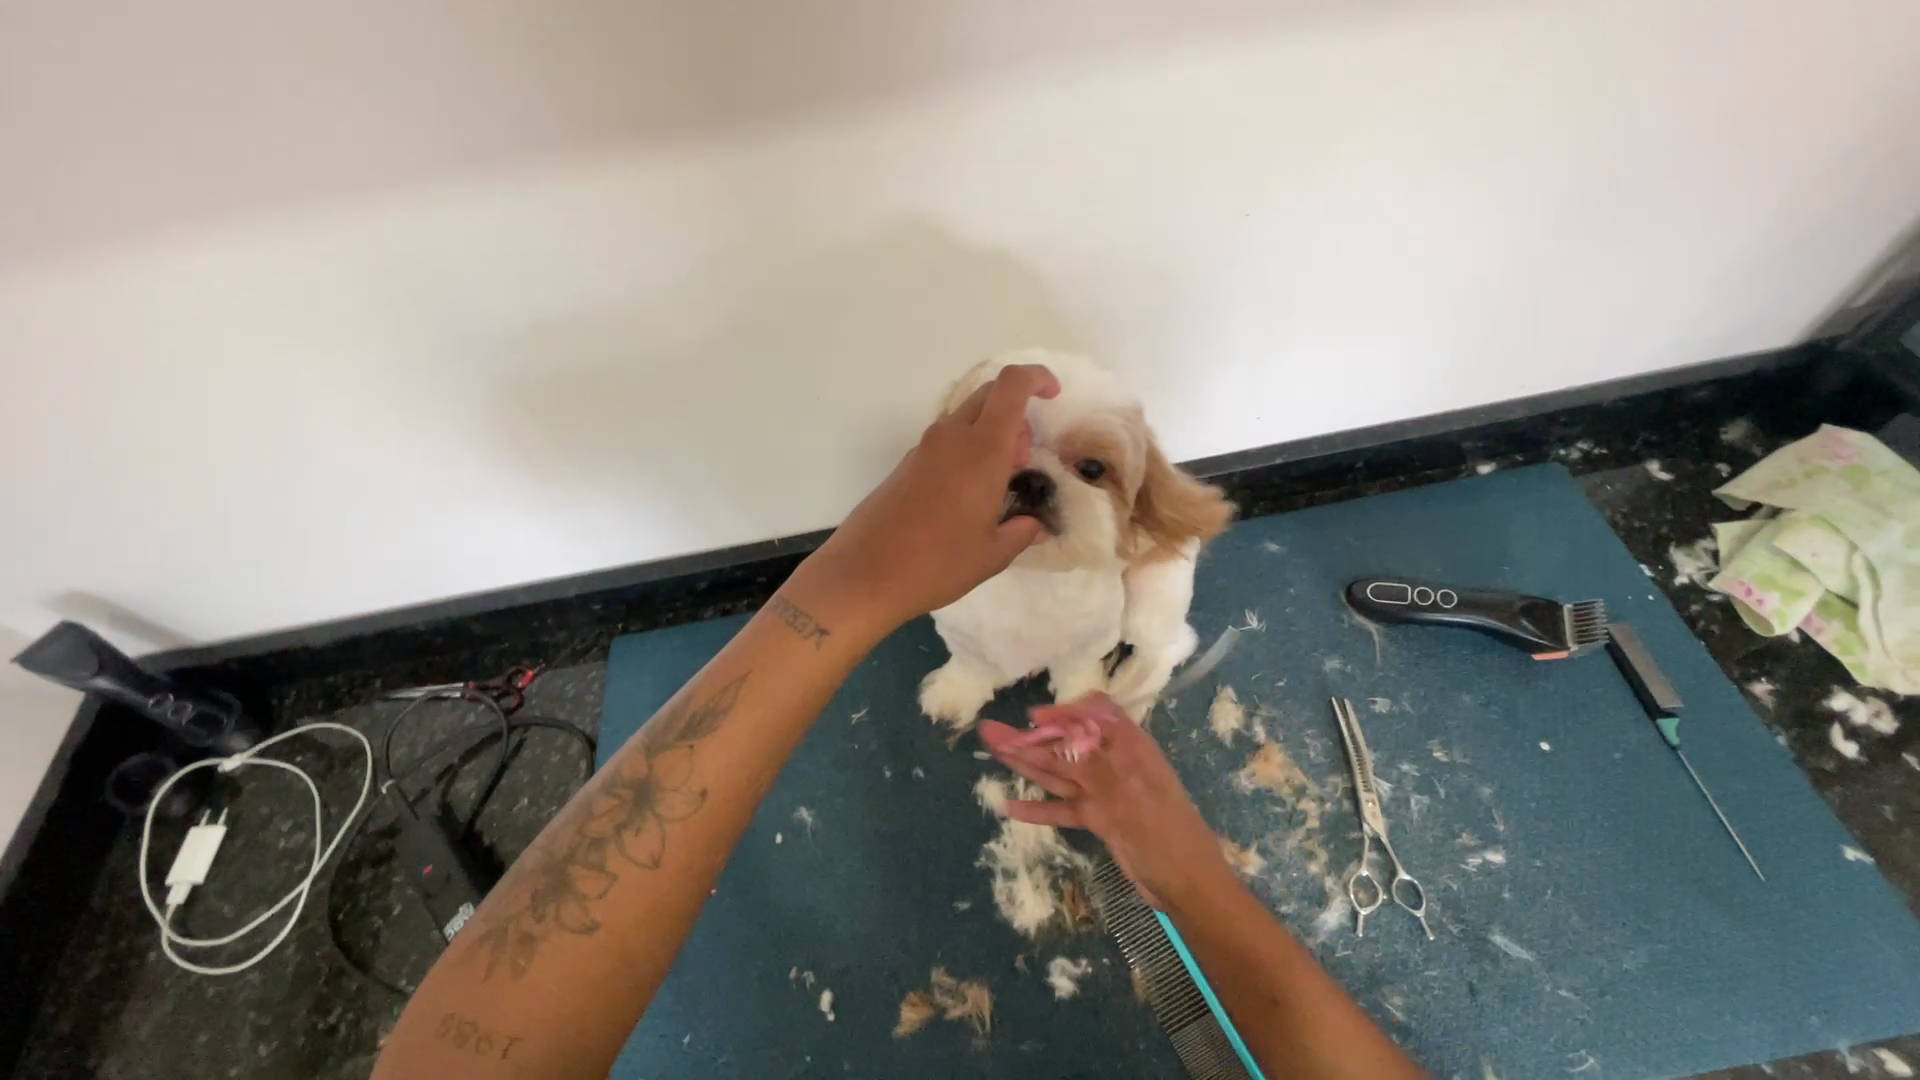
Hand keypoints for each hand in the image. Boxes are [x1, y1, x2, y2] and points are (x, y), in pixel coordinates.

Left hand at [794, 363, 1060, 632]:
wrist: (863, 574)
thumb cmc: (936, 564)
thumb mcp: (991, 555)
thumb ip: (1021, 533)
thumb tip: (1035, 526)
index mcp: (982, 450)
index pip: (1012, 386)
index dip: (1037, 378)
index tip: (1053, 397)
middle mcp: (952, 438)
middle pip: (989, 396)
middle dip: (1016, 416)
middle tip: (1021, 463)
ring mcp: (924, 449)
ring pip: (966, 419)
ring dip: (989, 436)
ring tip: (996, 487)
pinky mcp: (906, 465)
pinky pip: (946, 442)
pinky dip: (967, 452)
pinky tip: (966, 498)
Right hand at [977, 693, 1233, 910]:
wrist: (1189, 887)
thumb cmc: (1165, 834)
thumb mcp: (1127, 796)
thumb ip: (1089, 763)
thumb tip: (1056, 729)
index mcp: (1128, 747)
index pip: (1092, 714)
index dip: (1062, 713)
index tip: (1031, 719)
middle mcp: (1114, 763)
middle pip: (1066, 743)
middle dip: (1029, 737)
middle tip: (989, 732)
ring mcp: (1105, 792)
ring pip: (1060, 773)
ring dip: (1027, 764)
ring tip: (992, 751)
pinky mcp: (1100, 819)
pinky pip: (1063, 807)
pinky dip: (1039, 807)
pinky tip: (1010, 806)